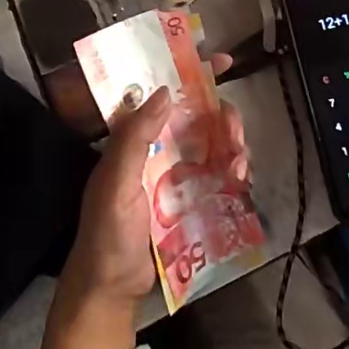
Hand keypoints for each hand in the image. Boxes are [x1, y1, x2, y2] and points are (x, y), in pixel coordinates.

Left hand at [56, 55, 237, 311]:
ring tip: (240, 168)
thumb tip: (164, 91)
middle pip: (201, 116)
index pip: (163, 94)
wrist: (114, 287)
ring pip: (217, 142)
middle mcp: (160, 148)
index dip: (189, 73)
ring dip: (235, 146)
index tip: (221, 62)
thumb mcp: (115, 183)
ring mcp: (180, 173)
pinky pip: (223, 172)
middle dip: (225, 118)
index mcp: (135, 138)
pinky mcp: (196, 197)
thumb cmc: (108, 233)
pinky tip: (241, 183)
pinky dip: (237, 171)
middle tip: (235, 136)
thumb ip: (134, 137)